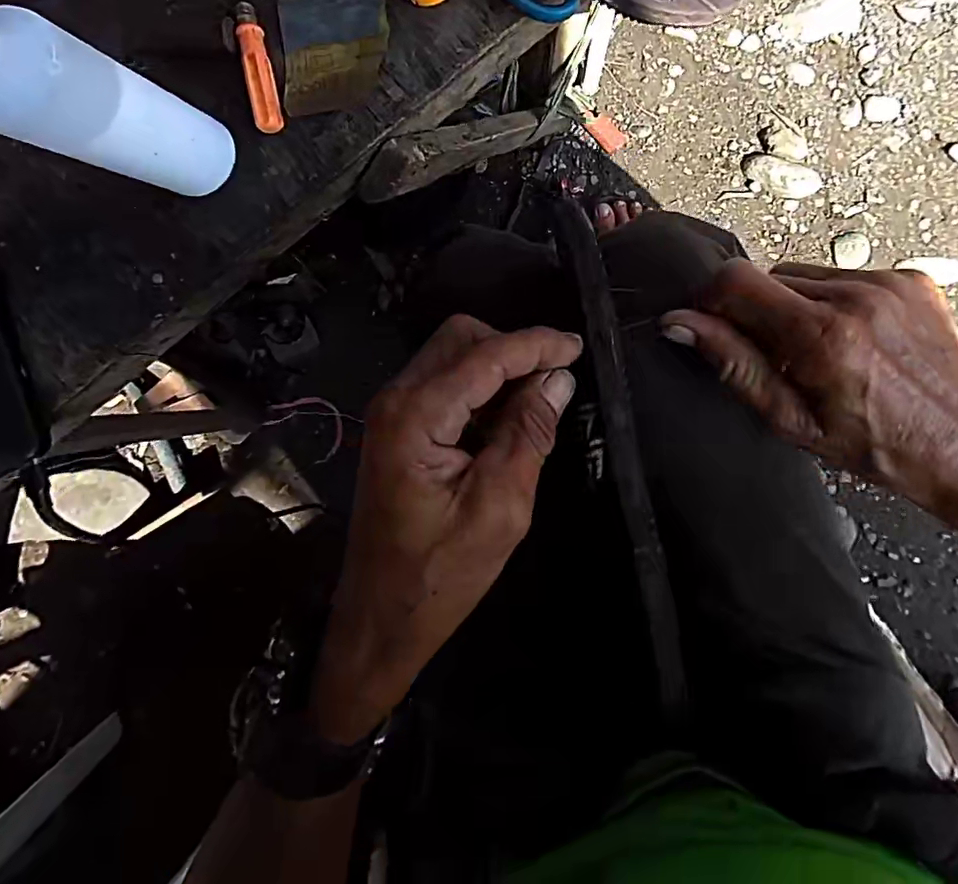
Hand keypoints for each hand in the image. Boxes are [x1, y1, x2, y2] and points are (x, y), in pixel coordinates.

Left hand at [310, 315, 580, 742]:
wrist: (380, 617)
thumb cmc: (439, 576)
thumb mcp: (500, 509)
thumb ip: (528, 434)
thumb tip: (557, 379)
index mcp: (415, 417)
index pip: (484, 355)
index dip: (535, 344)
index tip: (577, 347)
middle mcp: (395, 400)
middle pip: (460, 339)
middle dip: (511, 349)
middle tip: (554, 383)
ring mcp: (391, 412)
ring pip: (451, 356)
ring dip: (497, 369)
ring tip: (534, 408)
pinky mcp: (396, 427)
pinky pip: (444, 385)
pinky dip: (479, 390)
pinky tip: (504, 423)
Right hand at [659, 261, 957, 538]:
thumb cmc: (879, 445)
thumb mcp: (789, 418)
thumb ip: (732, 362)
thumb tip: (682, 324)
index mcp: (822, 336)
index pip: (736, 281)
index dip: (710, 300)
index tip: (710, 323)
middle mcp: (856, 298)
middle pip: (766, 276)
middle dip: (756, 311)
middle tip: (778, 356)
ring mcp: (887, 284)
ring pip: (800, 274)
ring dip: (793, 306)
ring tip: (818, 350)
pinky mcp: (908, 279)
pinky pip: (840, 276)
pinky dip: (830, 301)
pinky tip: (849, 338)